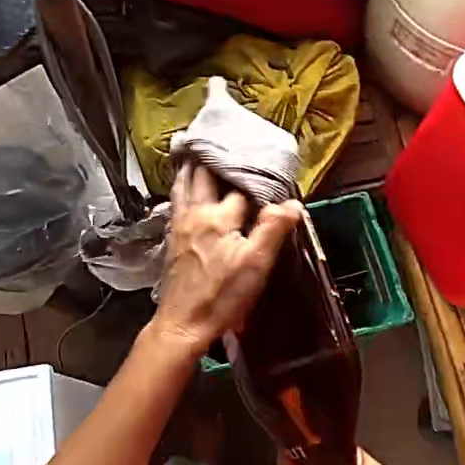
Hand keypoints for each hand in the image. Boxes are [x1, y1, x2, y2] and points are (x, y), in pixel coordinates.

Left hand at [149, 163, 303, 353]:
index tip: (268, 164)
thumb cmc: (221, 296)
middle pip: (204, 174)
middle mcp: (195, 212)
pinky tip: (188, 188)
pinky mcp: (172, 239)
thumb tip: (292, 203)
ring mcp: (180, 225)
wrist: (182, 323)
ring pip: (185, 184)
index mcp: (219, 216)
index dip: (255, 173)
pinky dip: (183, 186)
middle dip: (216, 156)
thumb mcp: (255, 264)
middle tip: (229, 141)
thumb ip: (273, 229)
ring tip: (203, 152)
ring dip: (194, 167)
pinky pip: (177, 201)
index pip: (240, 184)